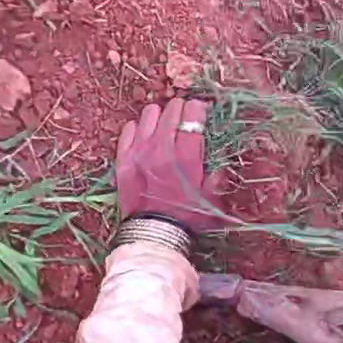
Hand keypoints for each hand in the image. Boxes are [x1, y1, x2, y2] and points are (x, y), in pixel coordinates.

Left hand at [116, 98, 223, 232]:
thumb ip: (217, 174)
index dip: (198, 107)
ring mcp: (139, 152)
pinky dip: (138, 127)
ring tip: (164, 124)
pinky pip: (129, 129)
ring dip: (160, 115)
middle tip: (184, 115)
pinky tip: (145, 135)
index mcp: (186, 157)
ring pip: (149, 114)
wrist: (154, 234)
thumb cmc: (187, 218)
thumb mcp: (211, 198)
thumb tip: (219, 157)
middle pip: (172, 111)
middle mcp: (162, 149)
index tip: (201, 108)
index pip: (193, 116)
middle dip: (181, 108)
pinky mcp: (123, 159)